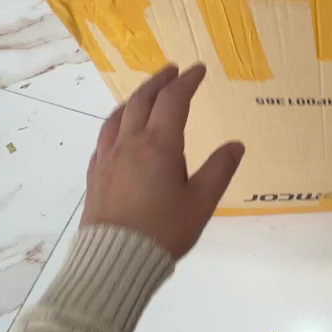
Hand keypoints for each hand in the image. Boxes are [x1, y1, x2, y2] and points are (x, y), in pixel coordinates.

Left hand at [83, 63, 244, 258]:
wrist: (114, 262)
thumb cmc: (163, 231)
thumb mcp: (201, 202)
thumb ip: (219, 170)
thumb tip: (235, 145)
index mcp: (159, 145)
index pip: (173, 101)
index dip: (187, 82)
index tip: (198, 70)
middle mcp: (130, 144)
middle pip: (142, 100)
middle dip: (159, 82)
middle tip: (172, 71)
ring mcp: (107, 159)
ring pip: (119, 116)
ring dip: (136, 98)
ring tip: (147, 94)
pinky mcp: (95, 176)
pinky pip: (105, 137)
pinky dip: (118, 122)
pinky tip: (121, 131)